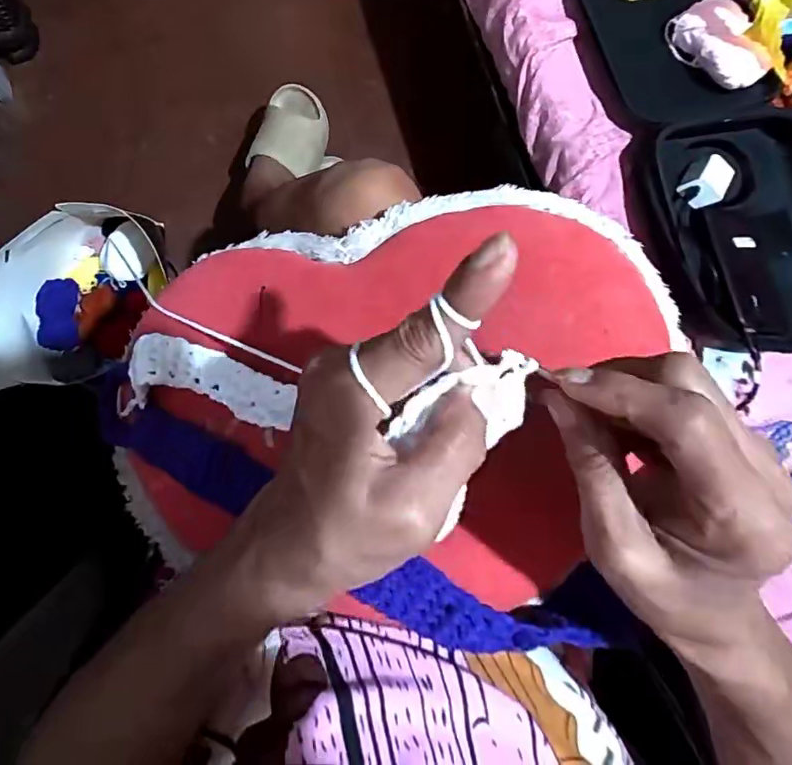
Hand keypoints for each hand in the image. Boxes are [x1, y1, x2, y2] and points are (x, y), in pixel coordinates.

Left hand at [215, 233, 518, 621]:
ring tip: (433, 447)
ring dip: (446, 388)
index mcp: (353, 388)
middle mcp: (342, 362)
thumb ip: (457, 444)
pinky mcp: (345, 376)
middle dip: (464, 374)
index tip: (501, 247)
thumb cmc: (347, 534)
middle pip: (429, 343)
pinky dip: (427, 392)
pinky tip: (421, 434)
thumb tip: (475, 391)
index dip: (468, 291)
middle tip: (465, 437)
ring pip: (421, 355)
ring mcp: (340, 366)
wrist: (289, 544)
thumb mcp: (416, 510)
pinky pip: (406, 368)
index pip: (424, 334)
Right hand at [539, 355, 791, 656]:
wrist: (719, 616)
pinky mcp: (747, 436)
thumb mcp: (612, 549)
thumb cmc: (666, 596)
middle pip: (688, 383)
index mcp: (743, 512)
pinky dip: (641, 394)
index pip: (686, 419)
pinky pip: (688, 391)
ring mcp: (763, 448)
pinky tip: (619, 421)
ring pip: (687, 377)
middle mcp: (767, 470)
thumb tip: (558, 397)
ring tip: (591, 410)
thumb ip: (591, 469)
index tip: (560, 383)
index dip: (620, 390)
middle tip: (571, 398)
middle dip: (619, 378)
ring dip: (628, 382)